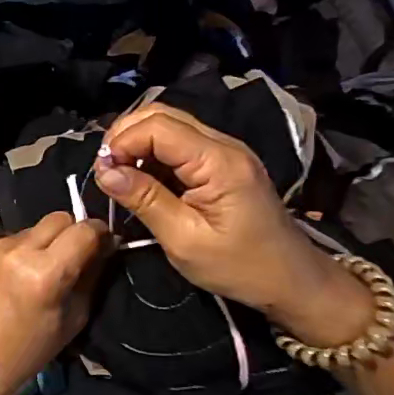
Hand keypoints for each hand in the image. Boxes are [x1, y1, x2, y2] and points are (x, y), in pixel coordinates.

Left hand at [0, 213, 110, 394]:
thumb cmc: (34, 346)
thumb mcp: (77, 314)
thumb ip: (93, 273)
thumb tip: (108, 242)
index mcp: (45, 273)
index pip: (84, 230)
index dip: (99, 233)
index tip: (106, 242)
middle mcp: (19, 250)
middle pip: (60, 218)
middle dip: (74, 231)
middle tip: (77, 254)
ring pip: (39, 226)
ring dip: (50, 240)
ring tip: (46, 267)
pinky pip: (18, 236)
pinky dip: (28, 248)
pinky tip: (22, 272)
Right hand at [95, 104, 371, 346]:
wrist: (291, 280)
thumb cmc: (240, 267)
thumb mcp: (184, 240)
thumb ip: (145, 200)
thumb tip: (104, 172)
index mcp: (218, 161)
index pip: (157, 127)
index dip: (122, 142)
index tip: (102, 173)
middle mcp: (223, 144)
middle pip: (162, 114)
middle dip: (125, 136)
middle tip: (106, 170)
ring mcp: (225, 150)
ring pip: (168, 124)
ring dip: (137, 142)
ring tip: (118, 174)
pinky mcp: (222, 161)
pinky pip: (180, 141)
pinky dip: (152, 152)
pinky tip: (141, 177)